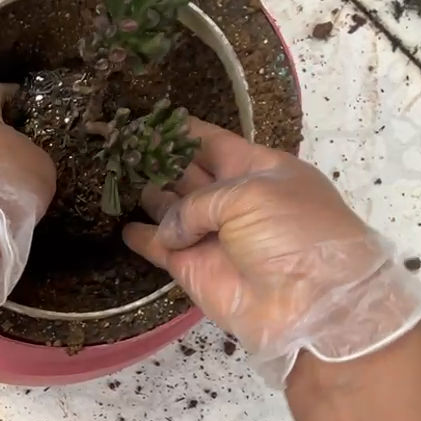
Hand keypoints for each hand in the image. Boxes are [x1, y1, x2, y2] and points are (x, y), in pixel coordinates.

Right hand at [122, 115, 420, 385]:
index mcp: (258, 170)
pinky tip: (121, 225)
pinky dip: (140, 237)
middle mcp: (232, 199)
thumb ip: (197, 202)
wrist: (306, 302)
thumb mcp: (251, 195)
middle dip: (158, 160)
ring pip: (168, 208)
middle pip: (186, 173)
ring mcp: (210, 235)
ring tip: (114, 177)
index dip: (183, 132)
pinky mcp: (190, 267)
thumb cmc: (293, 234)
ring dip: (145, 194)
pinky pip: (158, 246)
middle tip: (121, 146)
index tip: (150, 119)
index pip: (213, 143)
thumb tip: (167, 230)